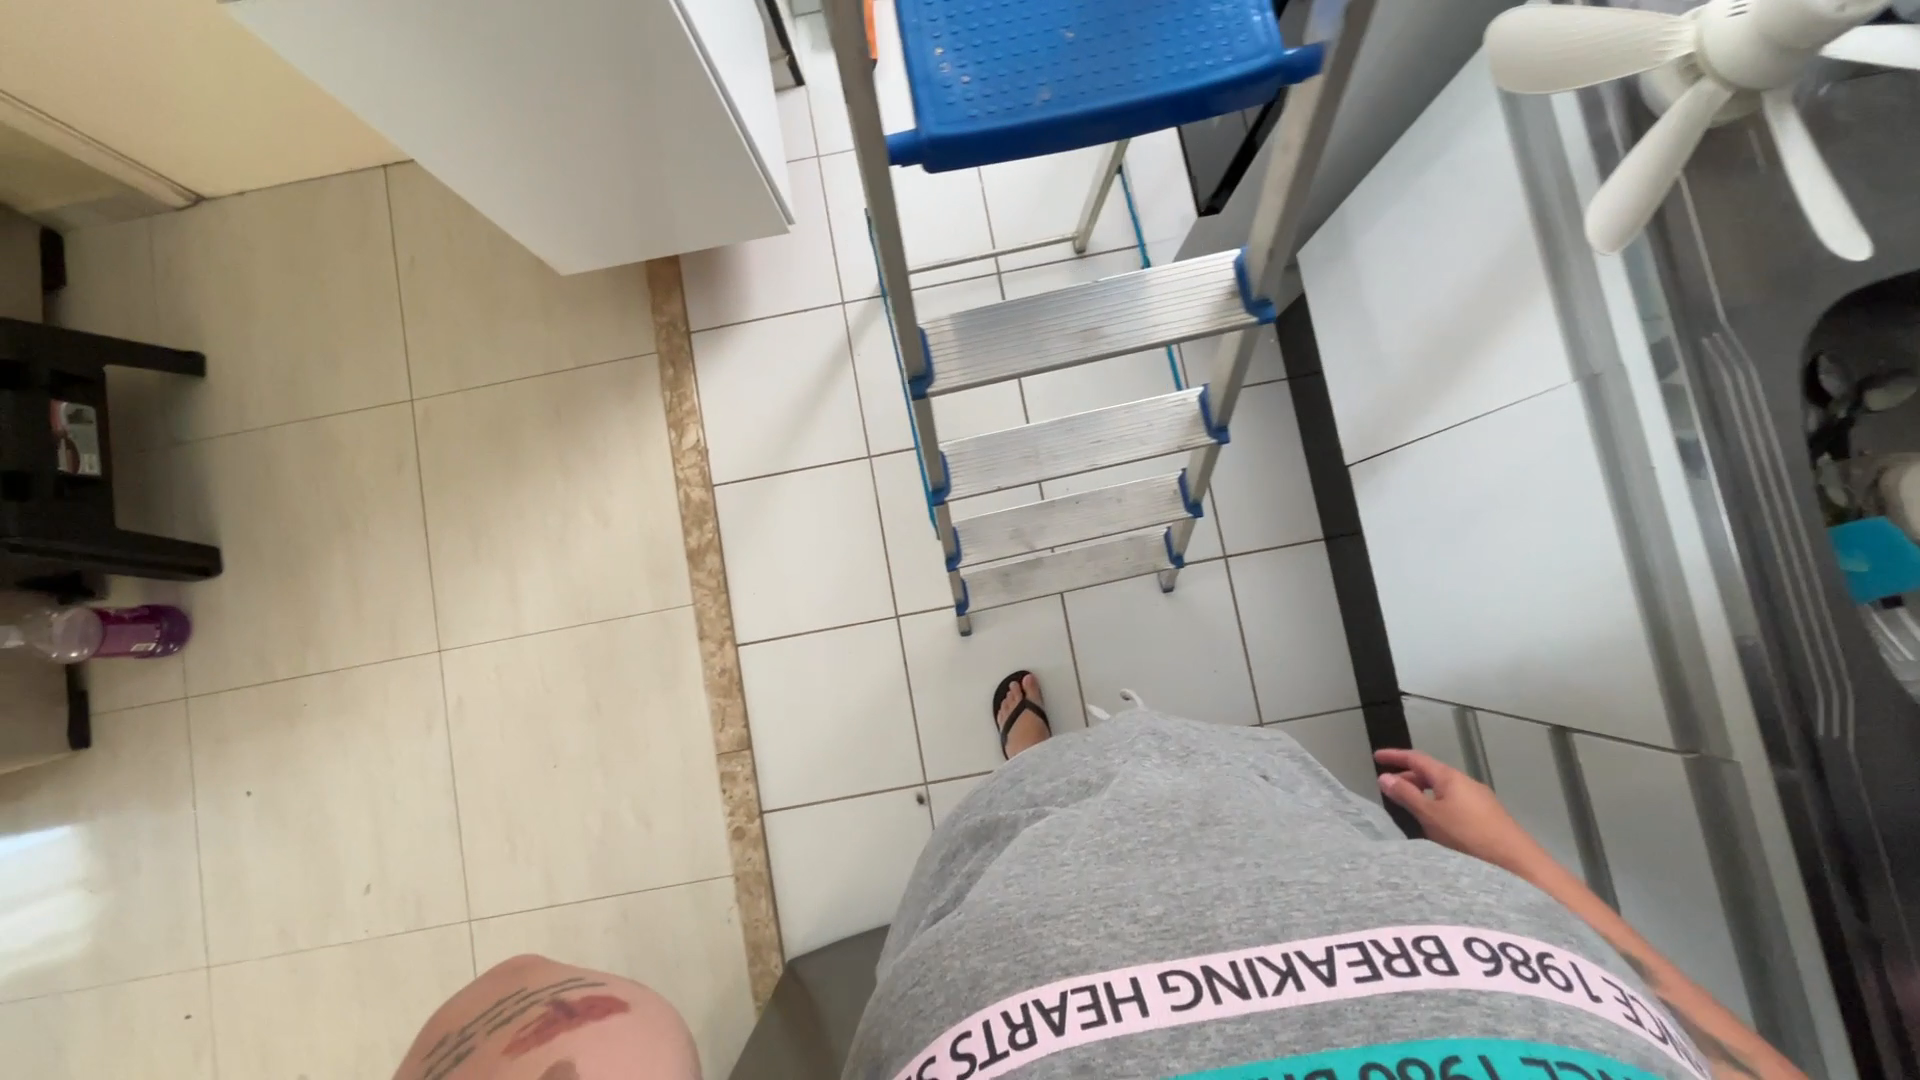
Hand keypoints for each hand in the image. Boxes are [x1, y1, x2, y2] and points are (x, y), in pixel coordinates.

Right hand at [1373, 748, 1558, 880]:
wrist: (1519, 865)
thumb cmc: (1468, 836)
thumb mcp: (1430, 816)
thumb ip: (1406, 795)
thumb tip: (1384, 777)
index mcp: (1450, 777)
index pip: (1417, 758)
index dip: (1395, 756)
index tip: (1376, 757)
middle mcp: (1466, 783)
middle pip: (1431, 772)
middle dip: (1408, 776)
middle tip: (1389, 787)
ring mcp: (1480, 800)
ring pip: (1444, 789)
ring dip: (1423, 792)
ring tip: (1409, 806)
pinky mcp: (1489, 817)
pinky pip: (1455, 801)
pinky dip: (1437, 803)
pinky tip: (1435, 822)